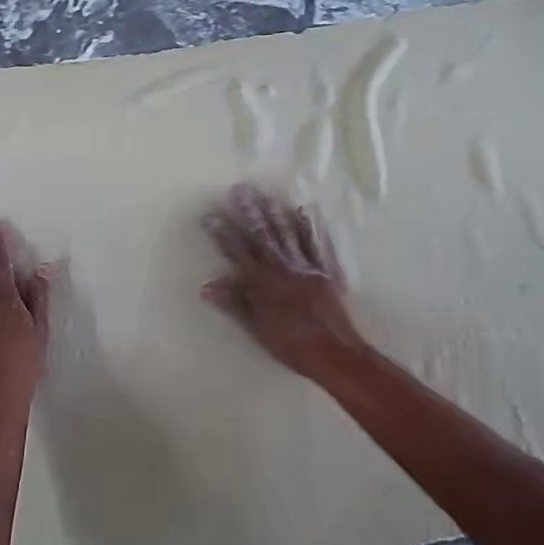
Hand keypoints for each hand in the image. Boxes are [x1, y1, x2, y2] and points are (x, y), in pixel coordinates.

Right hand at [201, 184, 369, 379]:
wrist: (335, 354)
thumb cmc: (292, 346)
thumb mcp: (257, 329)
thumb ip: (235, 304)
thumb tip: (208, 286)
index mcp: (264, 285)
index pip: (238, 253)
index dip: (224, 234)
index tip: (210, 216)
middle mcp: (283, 270)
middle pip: (263, 237)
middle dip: (249, 213)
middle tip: (239, 190)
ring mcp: (306, 268)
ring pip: (287, 236)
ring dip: (274, 215)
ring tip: (264, 195)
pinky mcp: (325, 271)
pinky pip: (315, 245)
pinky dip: (308, 228)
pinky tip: (302, 210)